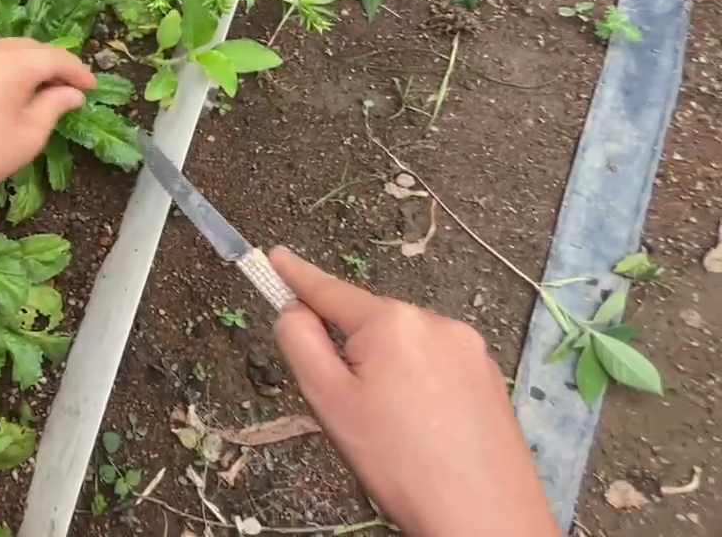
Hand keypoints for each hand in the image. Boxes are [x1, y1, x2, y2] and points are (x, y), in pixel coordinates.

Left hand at [0, 38, 94, 206]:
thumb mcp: (30, 133)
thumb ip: (54, 105)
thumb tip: (71, 92)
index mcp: (9, 62)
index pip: (54, 56)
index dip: (77, 70)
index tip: (92, 87)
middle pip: (31, 47)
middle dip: (55, 64)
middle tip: (73, 88)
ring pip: (9, 49)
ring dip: (32, 63)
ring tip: (49, 88)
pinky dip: (9, 66)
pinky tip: (19, 88)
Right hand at [271, 248, 559, 536]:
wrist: (490, 528)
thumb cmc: (397, 459)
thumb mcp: (326, 395)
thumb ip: (297, 336)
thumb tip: (295, 308)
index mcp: (393, 322)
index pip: (327, 288)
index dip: (293, 273)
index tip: (271, 254)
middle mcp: (437, 323)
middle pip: (364, 319)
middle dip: (344, 343)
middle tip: (343, 397)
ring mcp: (472, 351)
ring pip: (397, 342)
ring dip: (378, 363)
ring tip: (386, 418)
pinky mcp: (491, 380)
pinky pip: (429, 361)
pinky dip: (410, 377)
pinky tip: (417, 422)